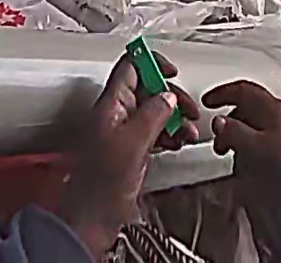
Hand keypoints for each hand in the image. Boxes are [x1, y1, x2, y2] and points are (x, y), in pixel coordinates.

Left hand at [55, 53, 203, 256]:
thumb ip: (152, 115)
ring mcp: (124, 131)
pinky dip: (169, 133)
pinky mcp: (131, 149)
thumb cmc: (102, 183)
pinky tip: (179, 141)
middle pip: (146, 88)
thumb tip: (168, 95)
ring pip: (153, 111)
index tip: (171, 70)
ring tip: (189, 129)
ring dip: (174, 117)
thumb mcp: (133, 143)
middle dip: (170, 95)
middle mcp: (117, 112)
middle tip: (189, 109)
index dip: (151, 61)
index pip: (130, 65)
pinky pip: (154, 131)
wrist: (91, 219)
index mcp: (112, 102)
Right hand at [204, 80, 280, 245]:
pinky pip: (266, 143)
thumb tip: (219, 122)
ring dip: (240, 138)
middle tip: (218, 136)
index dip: (223, 93)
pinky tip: (250, 167)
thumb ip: (234, 132)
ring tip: (232, 156)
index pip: (244, 89)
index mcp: (275, 109)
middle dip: (230, 121)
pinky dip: (252, 150)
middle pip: (249, 109)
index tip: (208, 101)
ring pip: (257, 128)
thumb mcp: (257, 149)